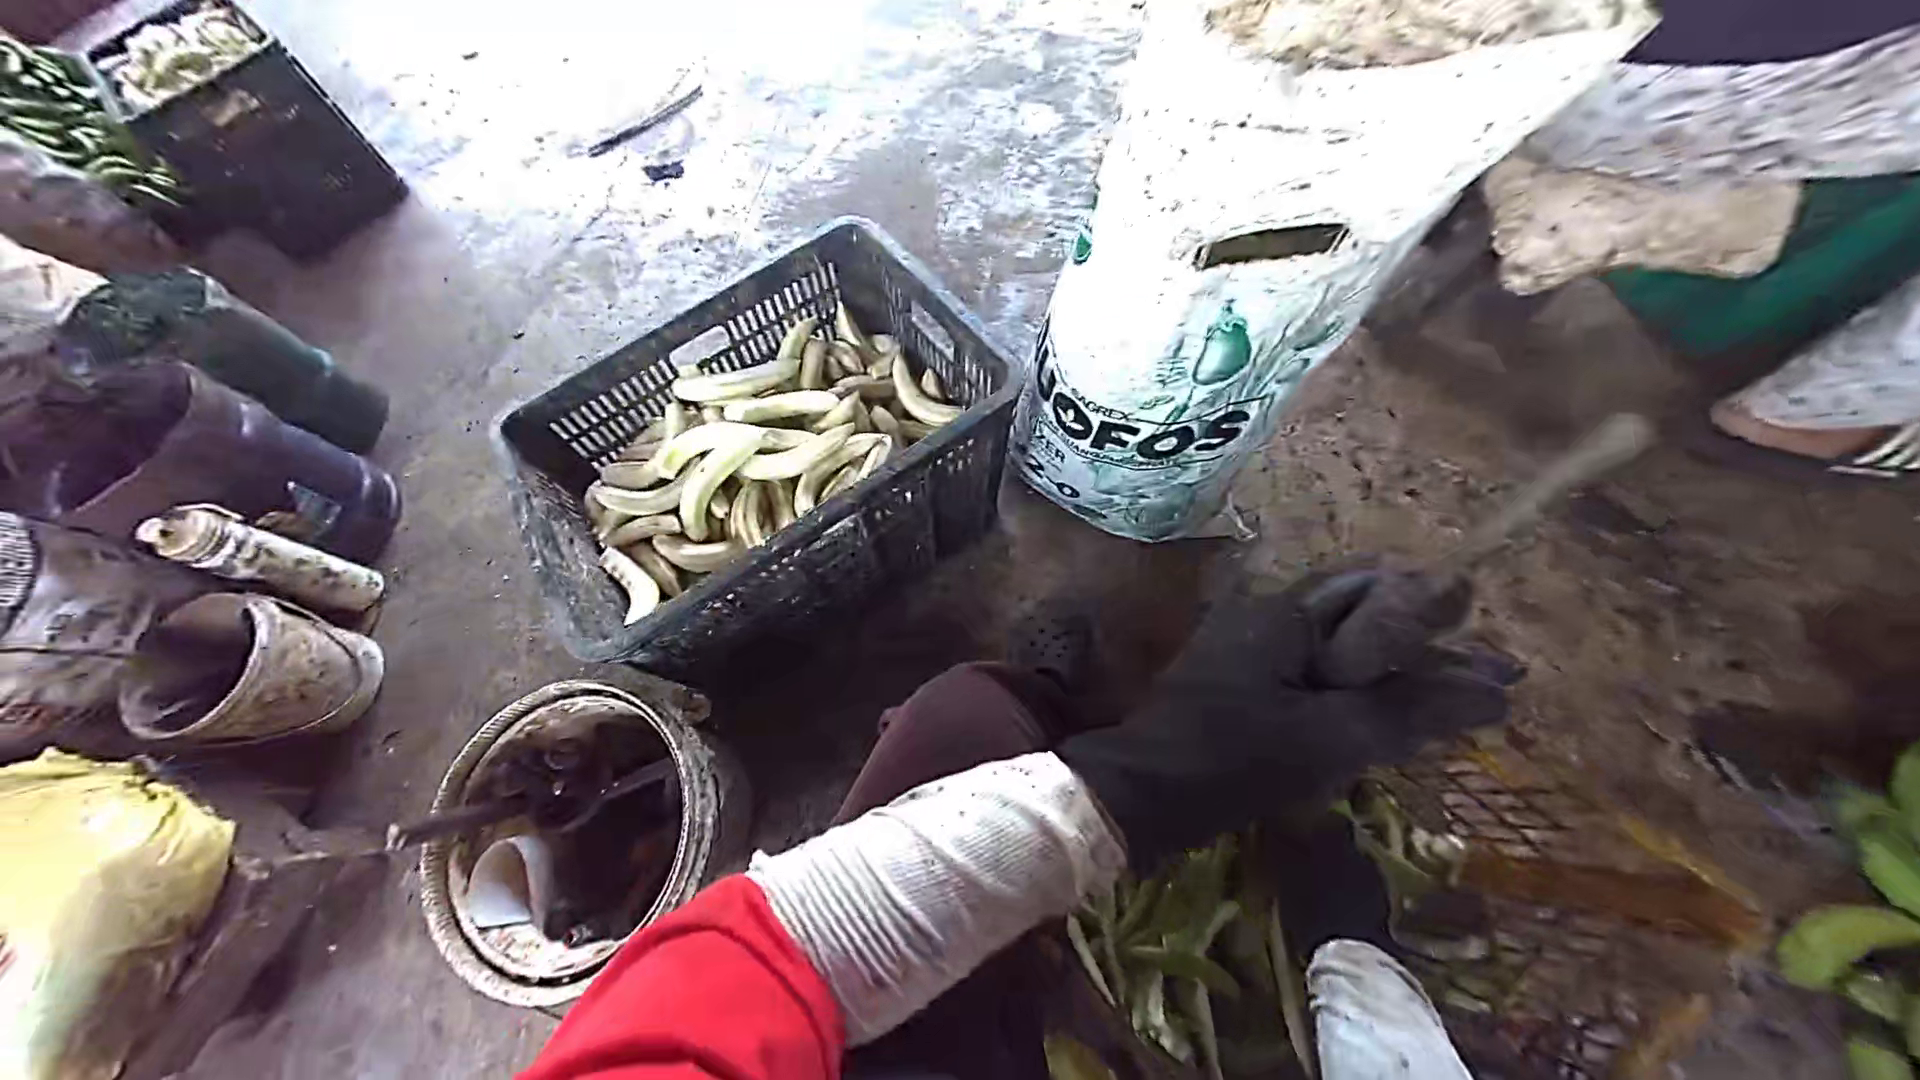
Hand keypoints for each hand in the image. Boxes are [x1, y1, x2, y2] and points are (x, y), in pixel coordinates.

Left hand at [1055, 568, 1518, 869]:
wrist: (1147, 788)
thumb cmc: (1235, 758)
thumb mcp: (1331, 737)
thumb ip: (1409, 708)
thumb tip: (1496, 687)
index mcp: (1283, 613)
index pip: (1372, 586)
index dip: (1431, 606)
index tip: (1484, 640)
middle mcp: (1263, 615)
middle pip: (1357, 607)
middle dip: (1419, 635)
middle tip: (1488, 671)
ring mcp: (1247, 645)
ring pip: (1336, 640)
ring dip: (1391, 663)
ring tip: (1458, 691)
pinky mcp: (1240, 677)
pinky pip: (1310, 668)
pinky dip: (1354, 685)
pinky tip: (1391, 710)